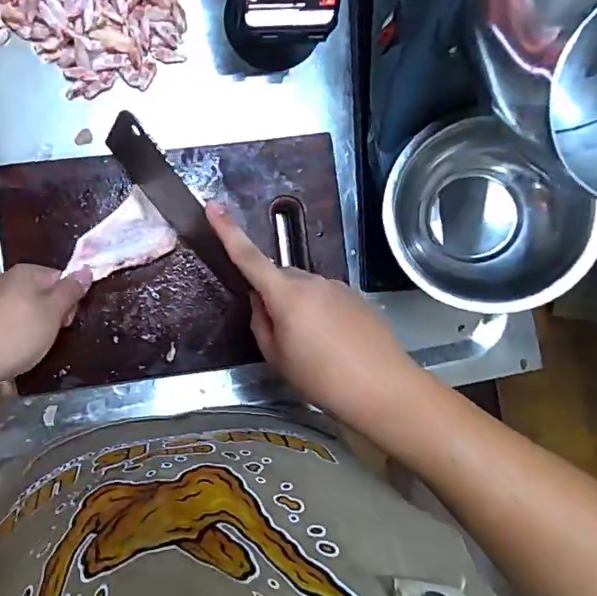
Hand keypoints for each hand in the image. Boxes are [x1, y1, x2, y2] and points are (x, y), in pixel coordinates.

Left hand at [0, 264, 89, 390]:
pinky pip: (5, 321)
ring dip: (32, 326)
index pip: (60, 277)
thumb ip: (71, 290)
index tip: (66, 322)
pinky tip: (9, 350)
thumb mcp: (53, 313)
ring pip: (23, 309)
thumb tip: (86, 270)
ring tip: (29, 347)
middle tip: (50, 335)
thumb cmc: (16, 335)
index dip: (69, 299)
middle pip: (42, 292)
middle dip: (51, 314)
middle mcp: (5, 279)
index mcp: (26, 272)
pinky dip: (12, 334)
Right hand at [208, 203, 427, 426]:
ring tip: (312, 349)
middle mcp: (313, 281)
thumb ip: (261, 322)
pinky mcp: (357, 298)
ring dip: (300, 309)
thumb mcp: (277, 356)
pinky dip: (321, 315)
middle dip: (273, 297)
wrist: (382, 388)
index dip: (229, 232)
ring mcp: (338, 287)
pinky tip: (333, 346)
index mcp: (287, 294)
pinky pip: (327, 299)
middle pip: (280, 278)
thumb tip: (260, 300)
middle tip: (280, 337)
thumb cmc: (322, 378)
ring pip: (305, 290)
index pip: (250, 258)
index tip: (214, 207)